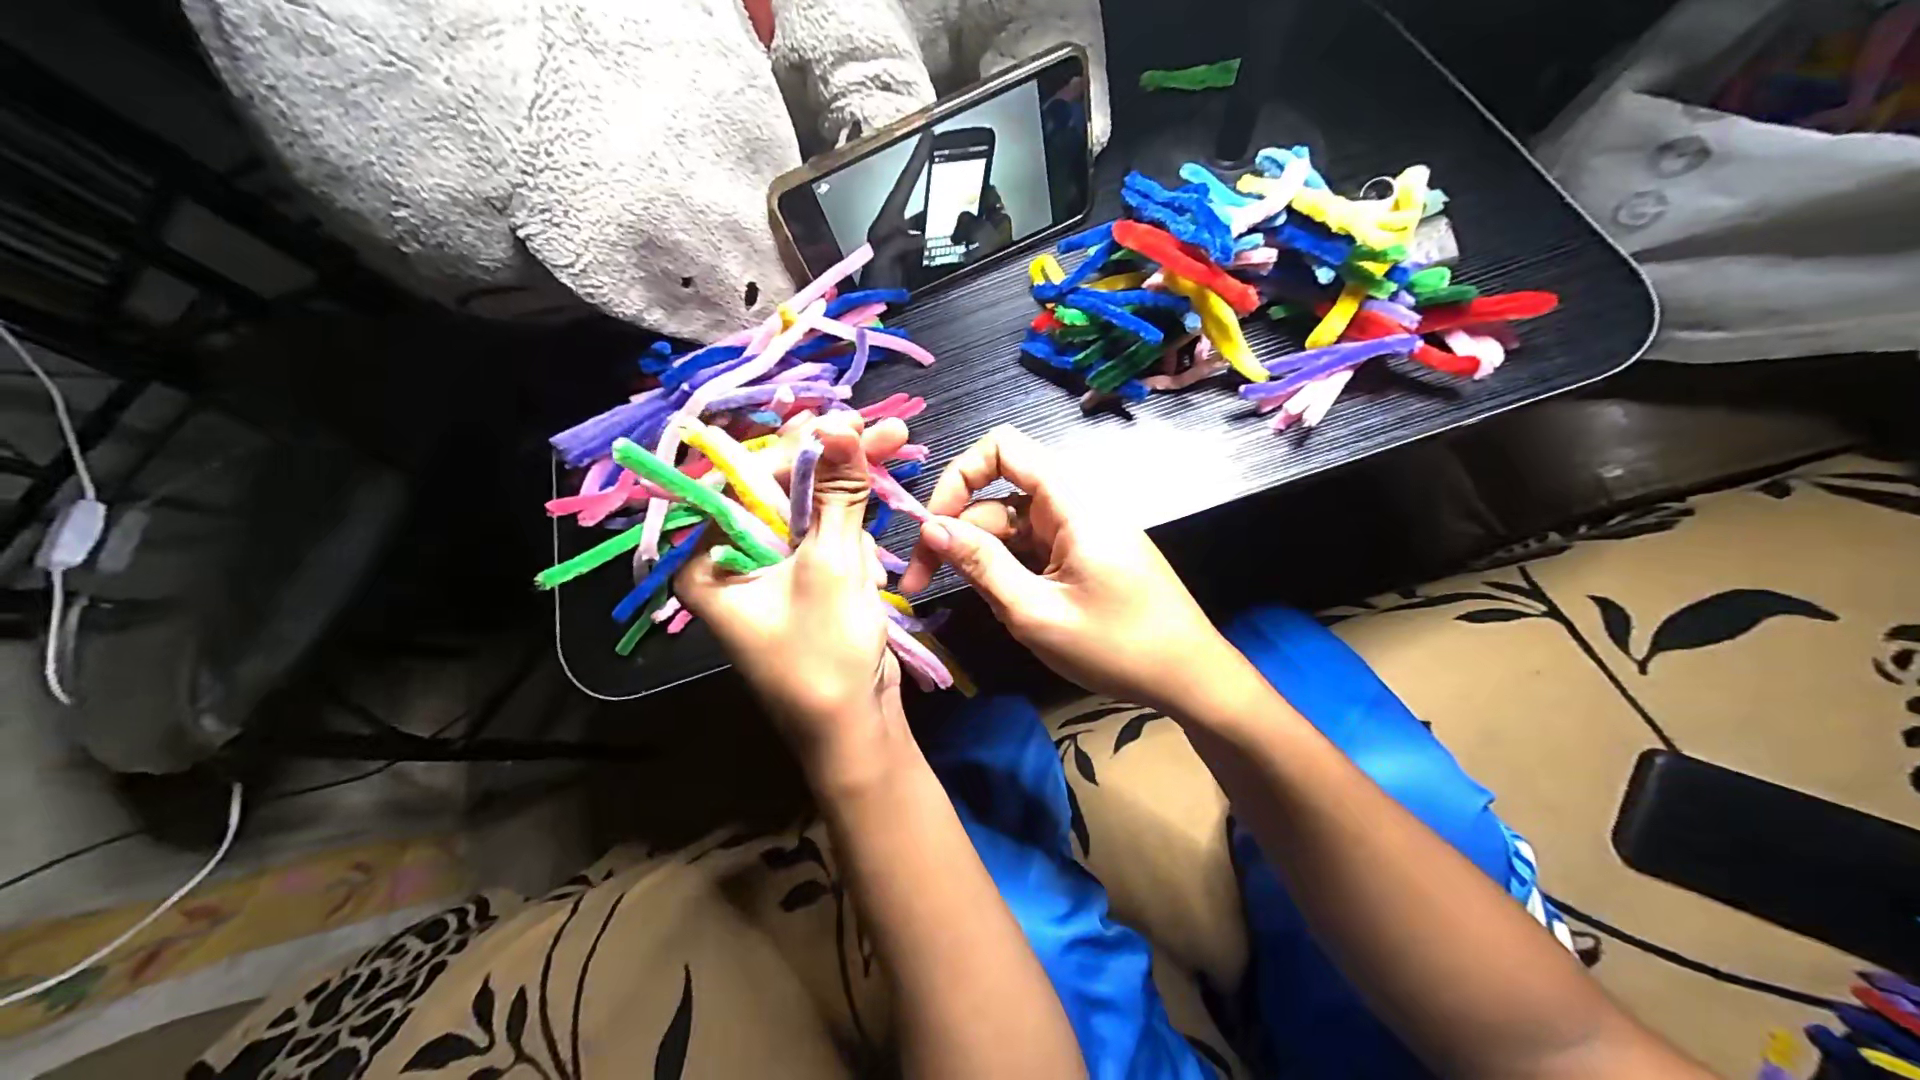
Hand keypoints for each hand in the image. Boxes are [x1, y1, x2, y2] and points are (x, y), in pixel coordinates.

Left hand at [677, 414, 910, 793]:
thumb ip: (838, 495)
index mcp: (708, 560)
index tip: (842, 422)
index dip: (793, 448)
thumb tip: (841, 425)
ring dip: (854, 496)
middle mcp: (732, 562)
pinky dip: (856, 533)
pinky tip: (874, 546)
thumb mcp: (833, 568)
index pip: (744, 481)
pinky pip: (829, 540)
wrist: (855, 730)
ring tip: (895, 461)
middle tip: (886, 432)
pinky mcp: (806, 583)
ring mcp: (773, 573)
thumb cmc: (826, 657)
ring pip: (813, 511)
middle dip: (837, 465)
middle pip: (784, 492)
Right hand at [899, 426, 1237, 712]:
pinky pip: (1030, 551)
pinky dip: (1009, 573)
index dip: (960, 475)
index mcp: (1071, 505)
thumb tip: (931, 526)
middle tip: (919, 583)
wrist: (1189, 678)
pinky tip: (1009, 609)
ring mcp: (1078, 533)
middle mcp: (1073, 508)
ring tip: (982, 610)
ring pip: (1010, 529)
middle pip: (997, 497)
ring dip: (982, 560)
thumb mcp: (1036, 612)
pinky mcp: (1081, 556)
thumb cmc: (1118, 648)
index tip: (934, 527)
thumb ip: (982, 565)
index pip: (1004, 448)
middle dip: (955, 533)